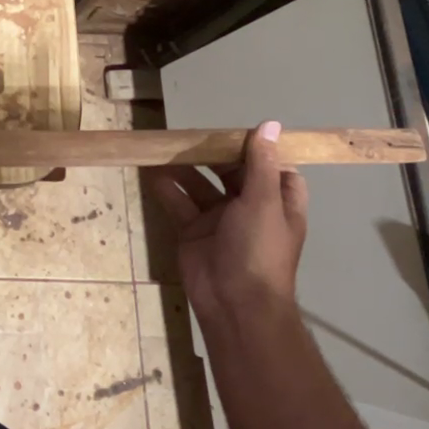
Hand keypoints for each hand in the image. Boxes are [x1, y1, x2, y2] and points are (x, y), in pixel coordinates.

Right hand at [145, 122, 307, 325]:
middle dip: (214, 155)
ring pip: (201, 186)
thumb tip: (271, 125)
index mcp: (277, 204)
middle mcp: (250, 209)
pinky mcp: (193, 231)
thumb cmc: (258, 250)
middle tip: (191, 134)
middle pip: (232, 173)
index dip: (260, 151)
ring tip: (164, 148)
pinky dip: (166, 188)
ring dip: (185, 168)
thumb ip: (261, 164)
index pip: (275, 170)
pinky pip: (179, 203)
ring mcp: (219, 220)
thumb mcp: (263, 202)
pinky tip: (151, 171)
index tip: (240, 132)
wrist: (233, 302)